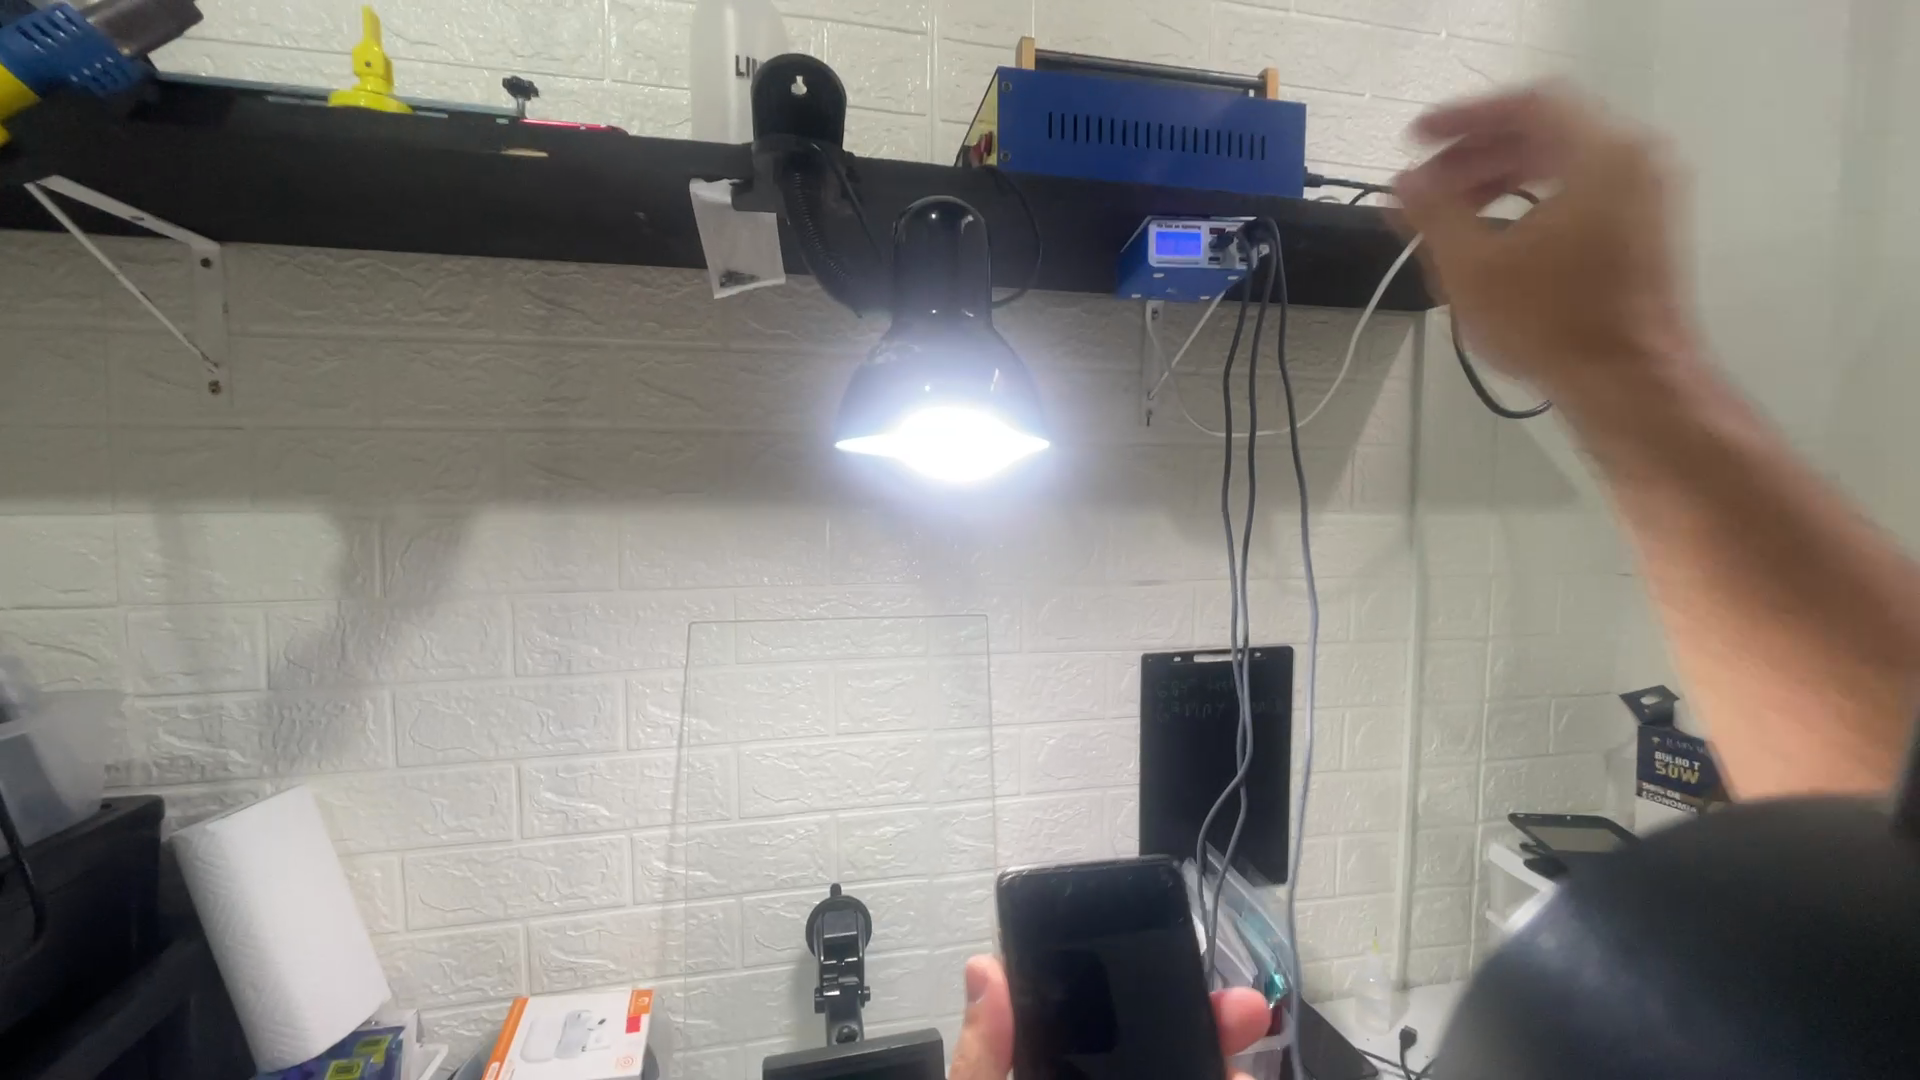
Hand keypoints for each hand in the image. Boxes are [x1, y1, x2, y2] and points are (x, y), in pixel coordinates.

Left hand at [947, 955, 1274, 1079]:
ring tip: (1249, 1049)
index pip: (1088, 1018)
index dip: (1122, 983)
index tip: (1155, 952)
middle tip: (1241, 1004)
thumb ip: (983, 1059)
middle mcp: (1097, 1079)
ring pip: (1191, 1073)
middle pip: (1152, 1042)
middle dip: (1200, 1019)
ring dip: (1225, 1058)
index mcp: (1050, 1070)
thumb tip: (983, 968)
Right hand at [1393, 82, 1698, 401]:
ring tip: (1444, 213)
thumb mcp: (1471, 269)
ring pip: (1558, 161)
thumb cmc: (1547, 325)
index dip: (1463, 118)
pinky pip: (1575, 187)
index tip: (1414, 141)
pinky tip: (1486, 231)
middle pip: (1543, 131)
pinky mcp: (1638, 225)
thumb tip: (1403, 183)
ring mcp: (1643, 193)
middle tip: (1422, 186)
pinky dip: (1525, 197)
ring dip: (1495, 178)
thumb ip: (1432, 216)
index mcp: (1602, 157)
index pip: (1529, 106)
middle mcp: (1633, 161)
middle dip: (1473, 154)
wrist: (1625, 379)